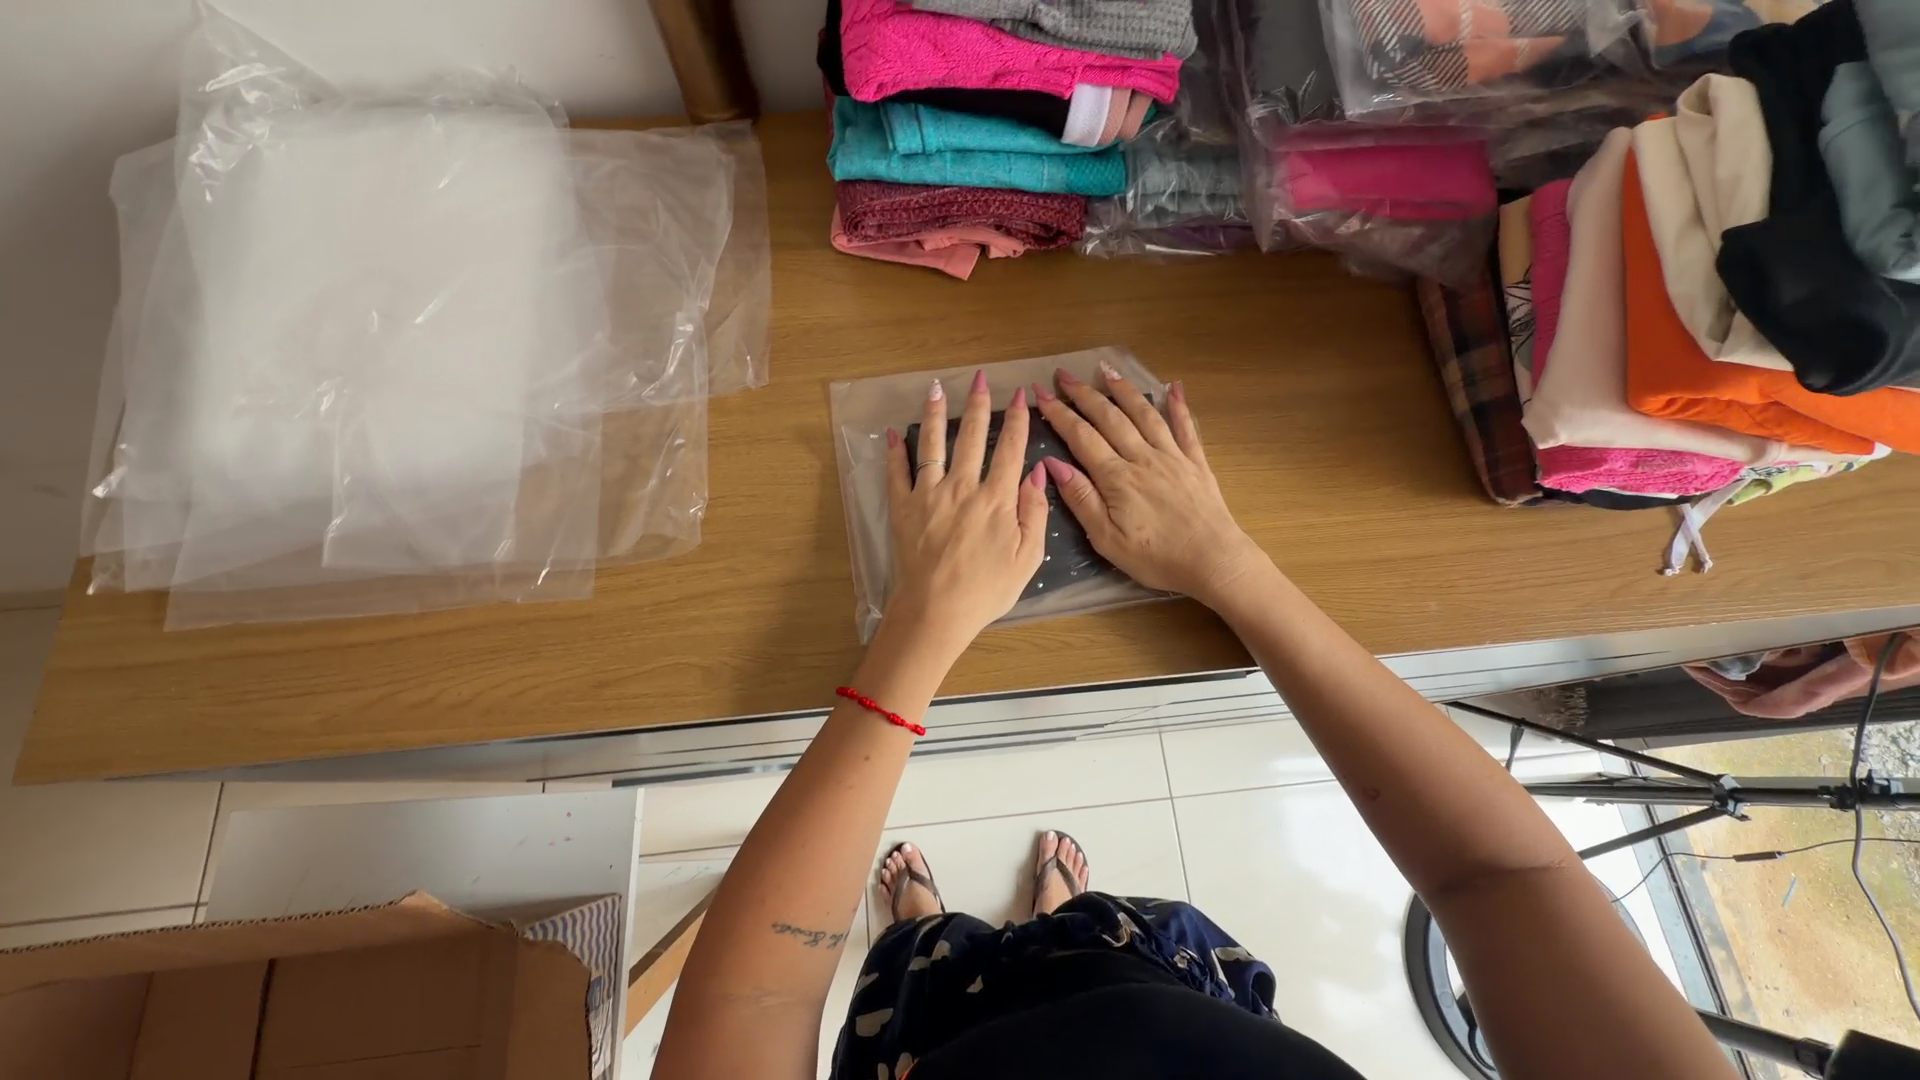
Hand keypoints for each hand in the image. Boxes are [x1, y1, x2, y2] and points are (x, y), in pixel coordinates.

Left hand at [884, 369, 1048, 655]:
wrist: (936, 610)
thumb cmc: (986, 591)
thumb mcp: (1027, 558)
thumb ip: (1034, 513)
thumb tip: (1038, 473)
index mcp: (996, 500)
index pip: (1010, 449)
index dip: (1016, 420)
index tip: (1020, 396)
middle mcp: (963, 488)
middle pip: (972, 437)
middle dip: (978, 404)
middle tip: (980, 378)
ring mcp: (929, 495)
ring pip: (932, 445)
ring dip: (935, 414)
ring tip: (936, 388)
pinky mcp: (903, 508)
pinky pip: (897, 473)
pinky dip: (895, 451)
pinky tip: (892, 432)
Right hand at [1033, 363, 1265, 606]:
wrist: (1214, 562)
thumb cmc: (1157, 558)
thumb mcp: (1107, 539)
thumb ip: (1081, 499)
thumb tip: (1052, 464)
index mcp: (1117, 478)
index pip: (1081, 437)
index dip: (1059, 413)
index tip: (1040, 393)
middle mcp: (1143, 458)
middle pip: (1109, 418)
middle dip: (1083, 394)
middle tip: (1063, 375)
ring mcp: (1172, 457)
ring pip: (1144, 414)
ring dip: (1123, 390)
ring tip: (1106, 370)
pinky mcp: (1196, 463)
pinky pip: (1185, 427)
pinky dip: (1178, 405)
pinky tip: (1173, 387)